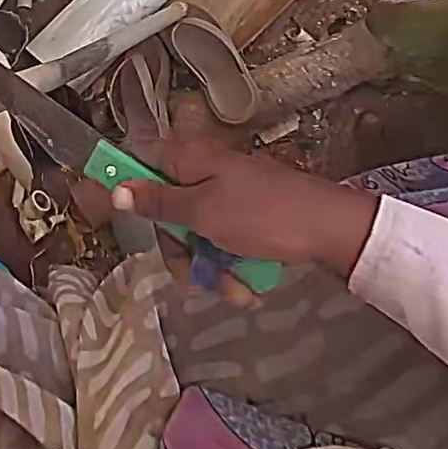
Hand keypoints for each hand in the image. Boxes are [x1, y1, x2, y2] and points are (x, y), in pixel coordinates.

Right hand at [110, 132, 379, 276]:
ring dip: (208, 265)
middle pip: (165, 210)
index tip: (121, 216)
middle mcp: (201, 171)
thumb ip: (157, 203)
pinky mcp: (245, 214)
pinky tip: (245, 284)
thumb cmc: (263, 215)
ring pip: (193, 231)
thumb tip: (116, 189)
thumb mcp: (202, 213)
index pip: (139, 164)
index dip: (126, 189)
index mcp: (187, 159)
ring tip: (233, 289)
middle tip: (193, 274)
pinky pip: (220, 239)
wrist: (332, 229)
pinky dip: (229, 263)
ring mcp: (225, 193)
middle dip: (179, 249)